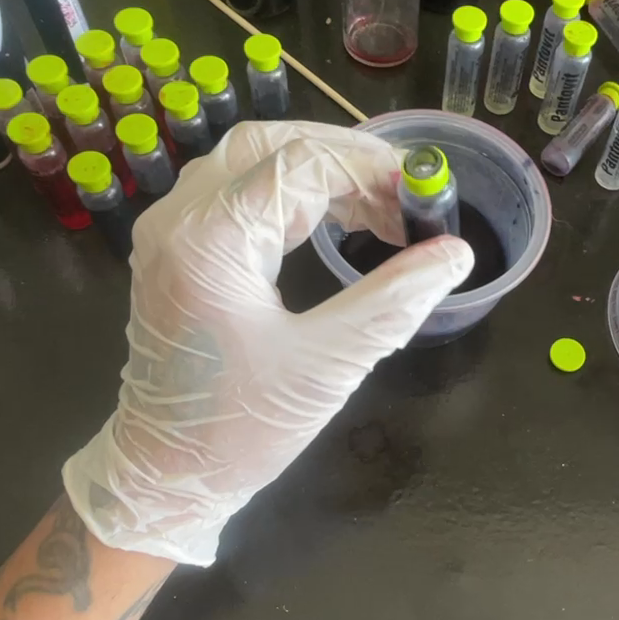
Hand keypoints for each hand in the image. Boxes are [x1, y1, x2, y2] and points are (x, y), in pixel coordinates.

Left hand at [62, 122, 472, 565]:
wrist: (162, 475)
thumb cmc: (240, 430)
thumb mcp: (327, 365)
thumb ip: (395, 301)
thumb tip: (456, 252)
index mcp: (209, 239)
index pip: (301, 164)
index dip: (370, 170)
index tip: (422, 199)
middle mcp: (178, 219)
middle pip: (267, 144)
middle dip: (342, 159)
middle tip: (401, 194)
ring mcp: (169, 234)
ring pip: (248, 164)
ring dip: (315, 174)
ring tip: (376, 209)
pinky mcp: (176, 254)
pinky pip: (234, 197)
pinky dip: (286, 198)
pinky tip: (326, 222)